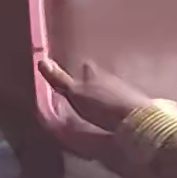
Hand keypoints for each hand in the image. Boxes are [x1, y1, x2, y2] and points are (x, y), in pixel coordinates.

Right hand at [37, 59, 160, 168]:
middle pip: (99, 76)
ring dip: (105, 92)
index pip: (85, 67)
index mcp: (93, 74)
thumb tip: (41, 60)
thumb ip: (60, 79)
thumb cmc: (101, 105)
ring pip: (110, 87)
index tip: (76, 75)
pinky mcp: (133, 102)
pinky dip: (116, 102)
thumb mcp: (75, 94)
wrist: (135, 118)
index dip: (80, 71)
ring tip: (98, 102)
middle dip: (93, 81)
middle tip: (86, 90)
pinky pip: (121, 98)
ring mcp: (123, 89)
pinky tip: (113, 111)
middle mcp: (109, 77)